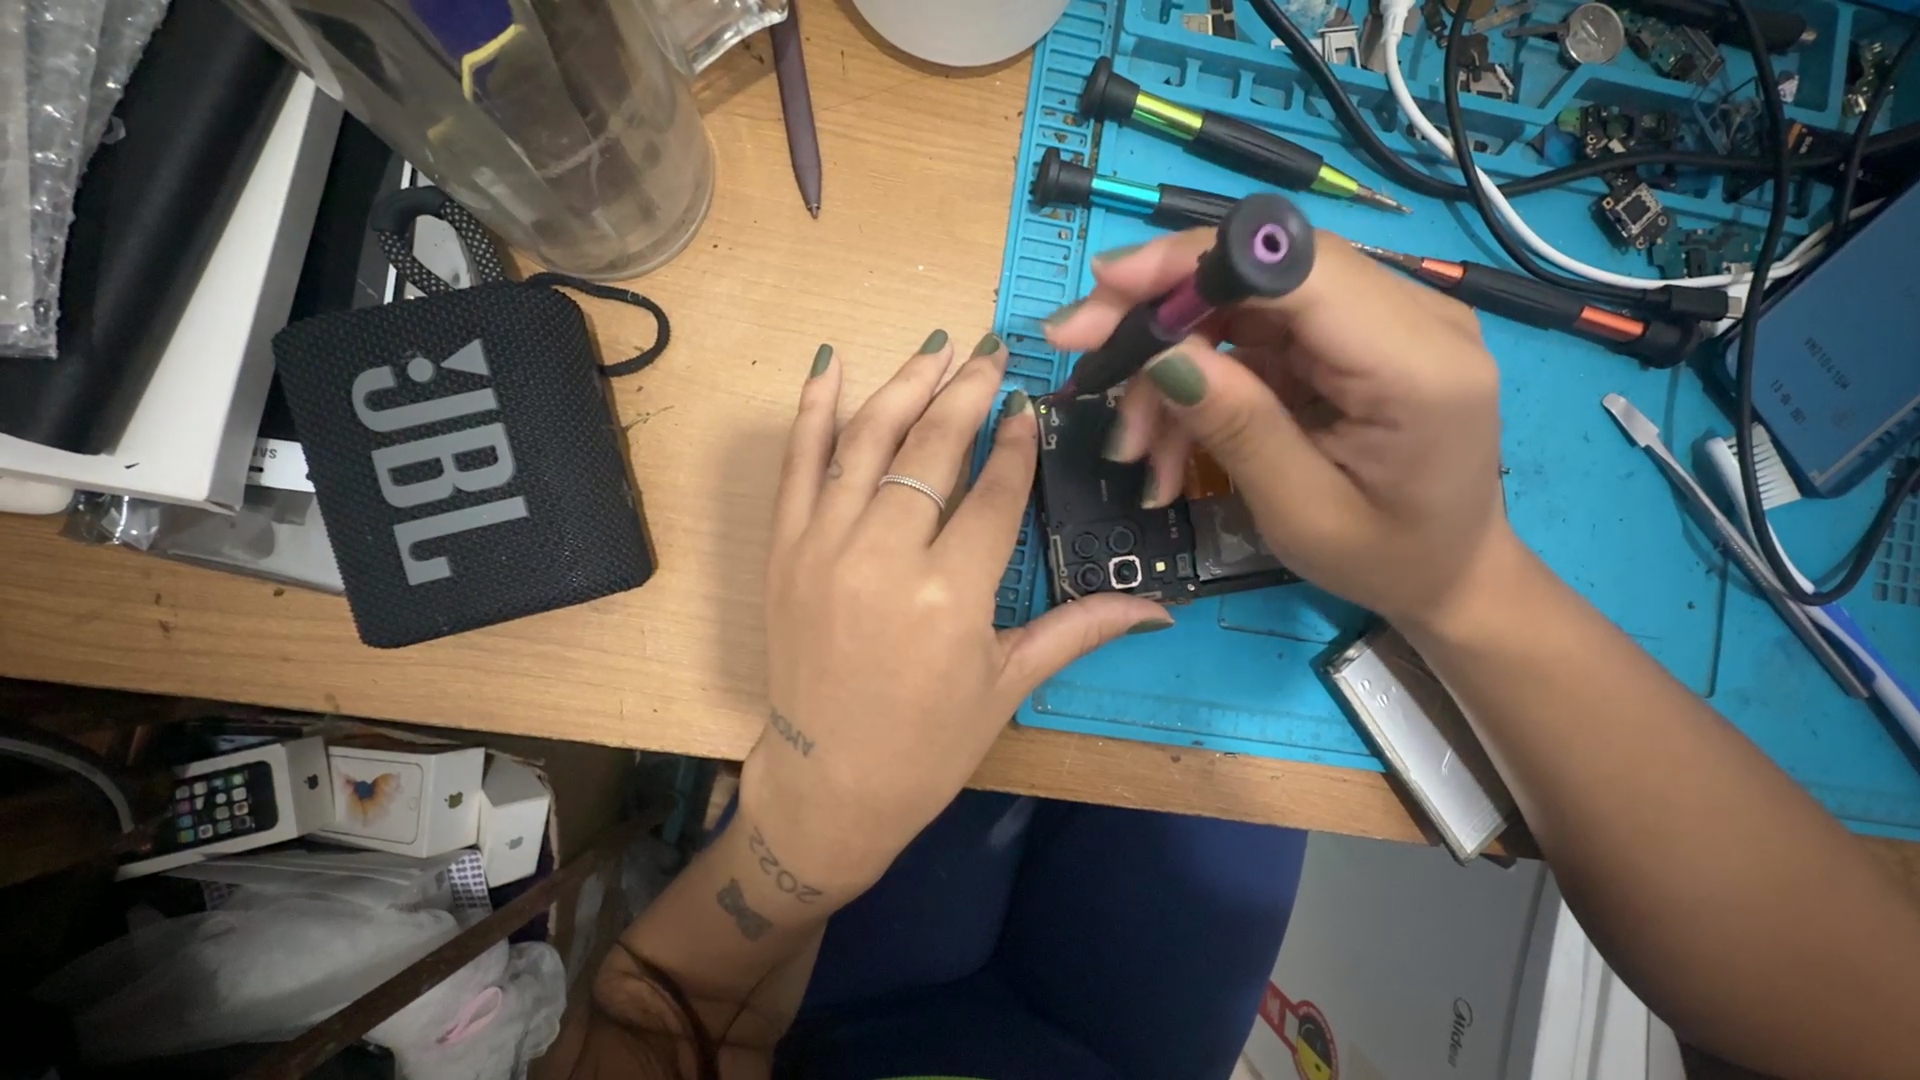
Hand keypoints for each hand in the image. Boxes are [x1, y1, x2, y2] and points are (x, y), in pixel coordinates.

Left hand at [743, 332, 1167, 889]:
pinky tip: (832, 365)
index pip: (993, 491)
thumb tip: (1160, 609)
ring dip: (904, 385)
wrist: (829, 786)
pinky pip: (796, 465)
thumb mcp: (1008, 685)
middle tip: (992, 352)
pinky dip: (813, 411)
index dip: (1016, 443)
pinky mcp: (784, 550)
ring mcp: (824, 546)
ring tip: (936, 346)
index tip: (1028, 405)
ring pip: (866, 439)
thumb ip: (1079, 629)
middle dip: (967, 392)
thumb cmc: (927, 746)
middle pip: (933, 447)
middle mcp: (885, 556)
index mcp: (952, 593)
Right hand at [1047, 231, 1509, 626]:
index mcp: (1416, 363)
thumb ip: (1238, 426)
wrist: (1448, 574)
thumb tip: (1161, 352)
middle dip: (1160, 315)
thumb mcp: (1301, 511)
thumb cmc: (1385, 558)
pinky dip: (1199, 384)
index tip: (1104, 284)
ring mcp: (1377, 322)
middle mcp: (1408, 317)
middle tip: (1085, 358)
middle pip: (1258, 274)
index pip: (1293, 269)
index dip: (1192, 263)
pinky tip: (1169, 443)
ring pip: (1240, 308)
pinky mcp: (1346, 340)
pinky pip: (1250, 339)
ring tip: (1138, 448)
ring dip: (1171, 367)